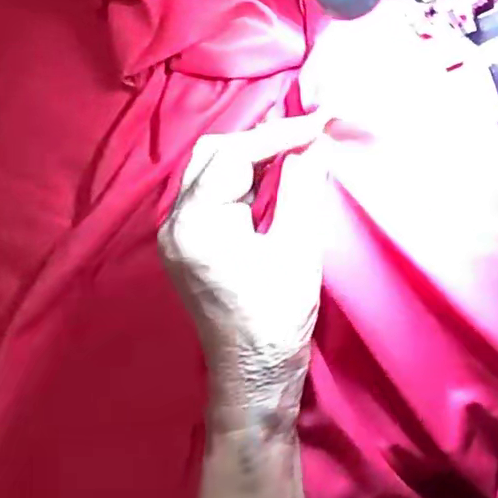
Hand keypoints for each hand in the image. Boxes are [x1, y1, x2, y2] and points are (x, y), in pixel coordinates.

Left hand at [160, 114, 331, 430]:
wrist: (253, 376)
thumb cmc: (276, 318)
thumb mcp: (297, 248)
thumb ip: (301, 188)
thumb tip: (312, 144)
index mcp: (195, 223)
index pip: (235, 154)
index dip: (280, 133)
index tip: (321, 121)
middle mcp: (176, 221)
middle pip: (215, 153)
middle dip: (263, 136)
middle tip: (309, 131)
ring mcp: (181, 232)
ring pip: (213, 167)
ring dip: (255, 152)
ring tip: (297, 143)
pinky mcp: (193, 241)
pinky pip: (217, 189)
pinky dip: (248, 173)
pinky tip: (278, 168)